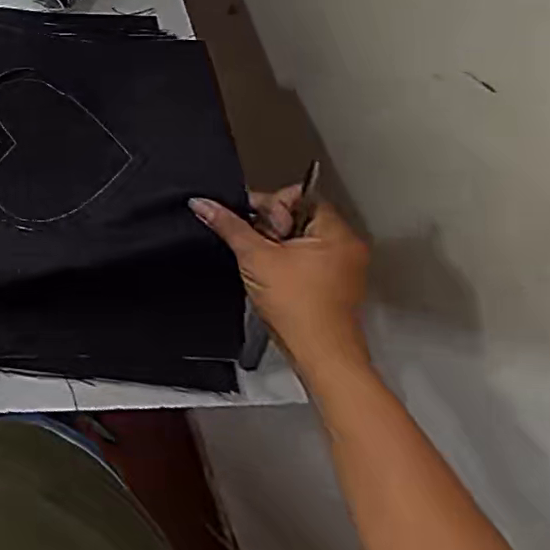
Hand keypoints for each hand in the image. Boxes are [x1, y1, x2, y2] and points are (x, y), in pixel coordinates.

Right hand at [190, 186, 371, 371]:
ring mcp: (339, 266)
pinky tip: (272, 278)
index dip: (269, 206)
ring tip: (266, 266)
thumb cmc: (302, 311)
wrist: (319, 354)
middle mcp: (344, 246)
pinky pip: (300, 257)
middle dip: (268, 227)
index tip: (253, 222)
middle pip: (295, 215)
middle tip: (259, 247)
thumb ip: (228, 225)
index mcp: (336, 233)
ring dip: (272, 245)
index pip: (298, 196)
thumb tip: (205, 205)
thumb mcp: (254, 257)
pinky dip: (281, 262)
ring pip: (294, 237)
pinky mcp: (329, 283)